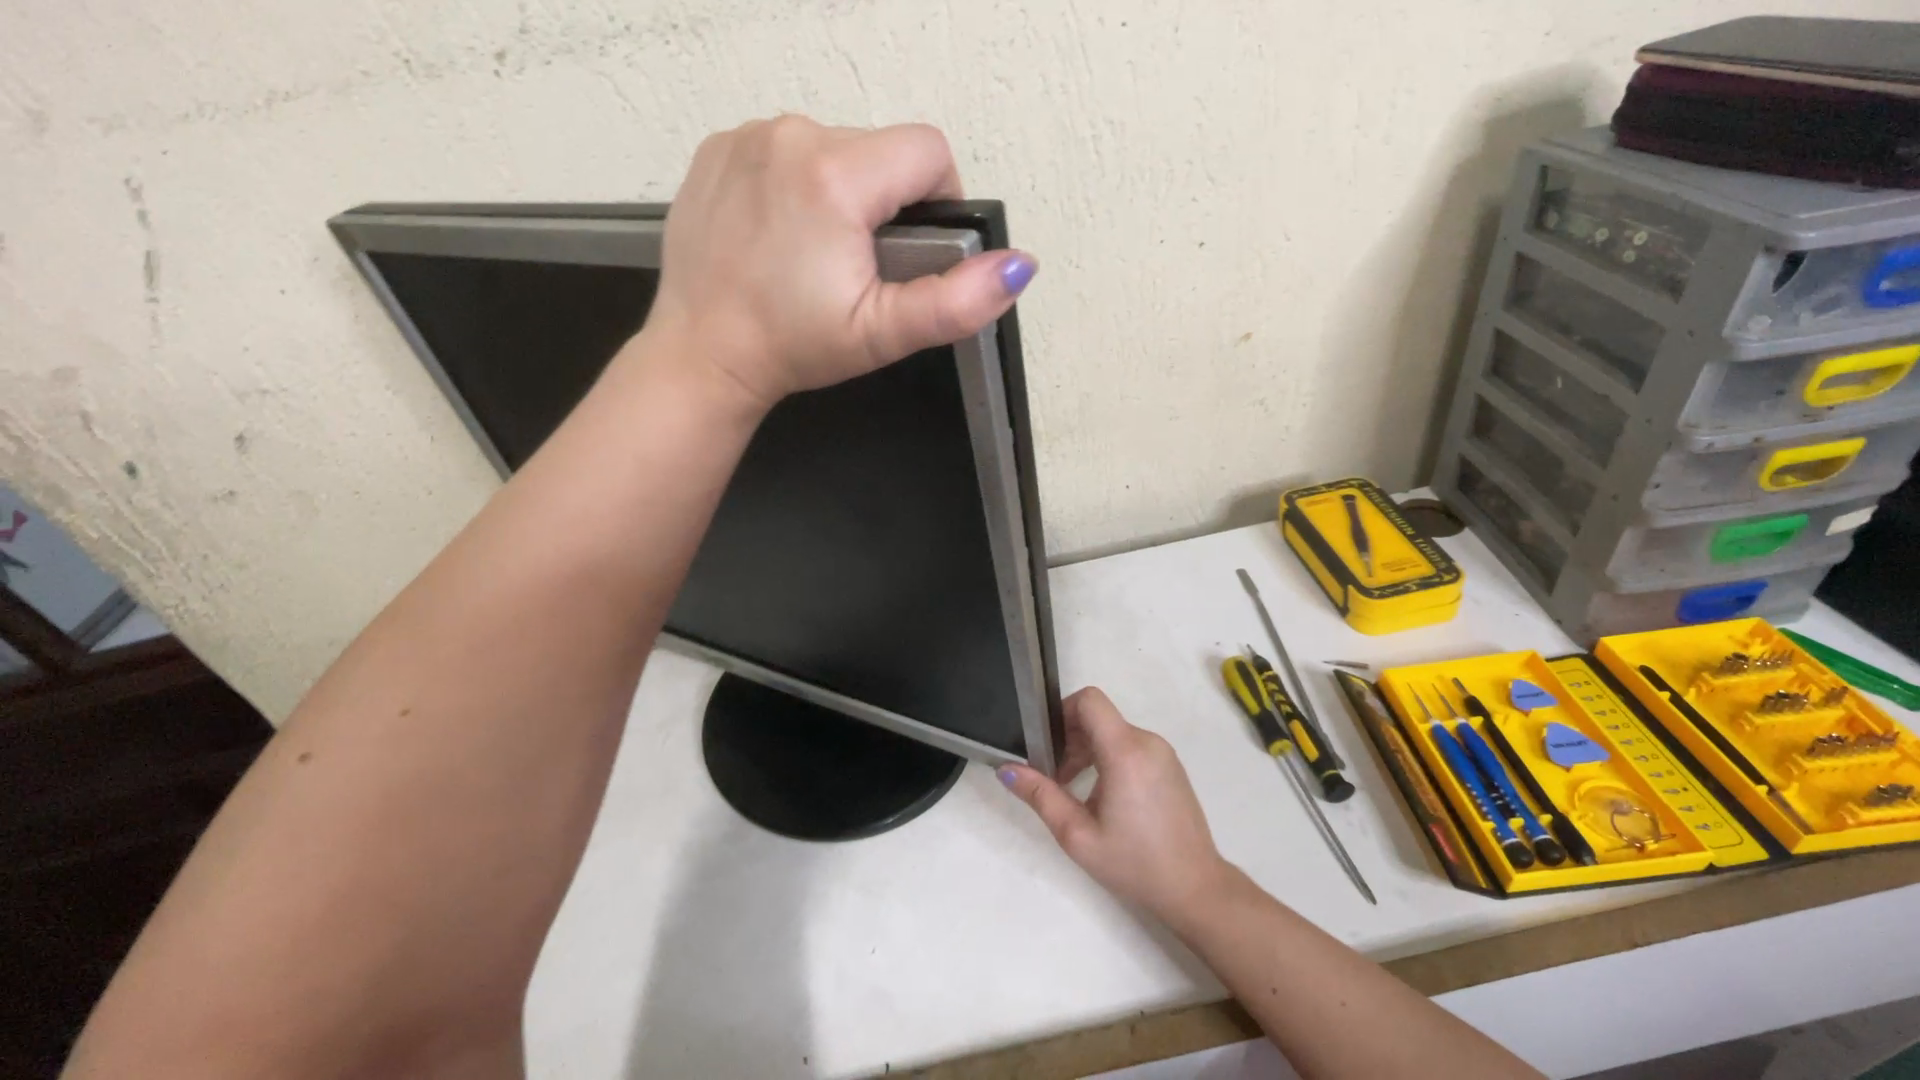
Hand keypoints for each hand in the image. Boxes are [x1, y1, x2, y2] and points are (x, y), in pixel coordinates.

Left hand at [640, 115, 1038, 408]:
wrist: (702, 353)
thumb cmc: (788, 346)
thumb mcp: (881, 333)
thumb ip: (957, 301)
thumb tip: (1018, 266)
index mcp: (835, 175)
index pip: (928, 151)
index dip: (938, 198)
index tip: (910, 247)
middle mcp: (789, 137)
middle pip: (879, 148)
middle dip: (884, 200)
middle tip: (858, 263)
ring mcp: (747, 138)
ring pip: (833, 146)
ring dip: (840, 189)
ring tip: (817, 250)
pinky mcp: (719, 149)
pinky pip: (784, 149)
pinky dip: (795, 183)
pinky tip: (781, 232)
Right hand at [1000, 688, 1233, 922]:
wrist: (1194, 888)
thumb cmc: (1134, 863)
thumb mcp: (1077, 834)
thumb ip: (1040, 796)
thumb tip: (1006, 769)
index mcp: (1125, 752)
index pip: (1089, 700)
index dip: (1061, 712)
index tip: (1045, 743)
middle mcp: (1148, 742)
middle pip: (1098, 718)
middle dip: (1069, 739)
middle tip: (1053, 777)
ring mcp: (1163, 754)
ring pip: (1114, 733)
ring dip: (1087, 751)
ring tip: (1074, 790)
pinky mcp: (1170, 767)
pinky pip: (1132, 746)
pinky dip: (1109, 759)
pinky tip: (1102, 797)